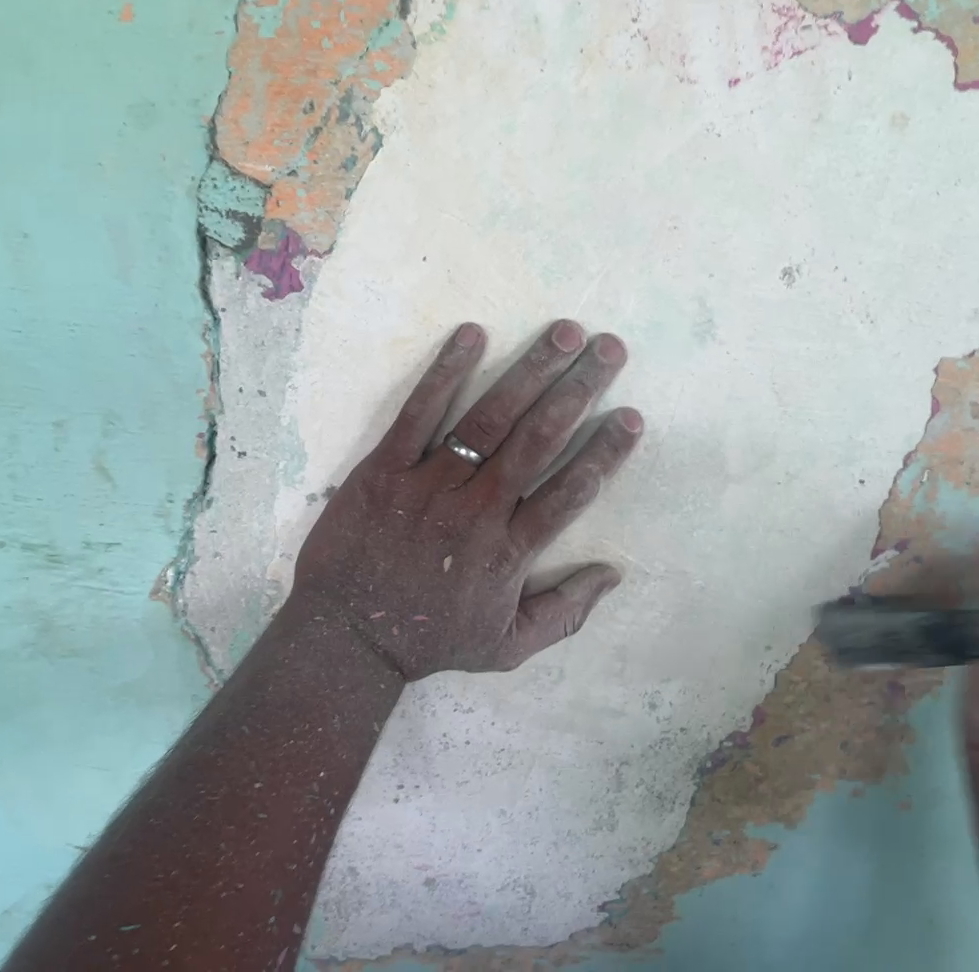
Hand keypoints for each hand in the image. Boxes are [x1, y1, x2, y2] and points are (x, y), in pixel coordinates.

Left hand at [286, 319, 642, 680]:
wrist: (347, 637)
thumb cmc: (430, 639)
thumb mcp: (507, 647)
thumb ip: (564, 613)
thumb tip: (614, 574)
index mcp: (509, 551)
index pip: (571, 492)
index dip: (606, 452)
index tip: (632, 416)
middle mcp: (477, 510)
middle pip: (538, 440)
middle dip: (579, 390)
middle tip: (610, 348)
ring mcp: (429, 485)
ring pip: (489, 419)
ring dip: (530, 371)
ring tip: (563, 332)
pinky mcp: (385, 469)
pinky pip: (419, 414)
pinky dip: (445, 373)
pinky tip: (472, 335)